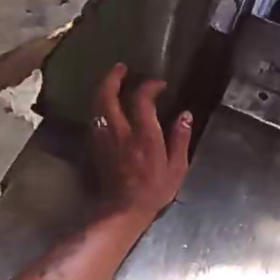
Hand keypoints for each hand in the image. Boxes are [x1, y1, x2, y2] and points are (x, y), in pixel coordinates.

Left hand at [91, 63, 192, 222]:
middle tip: (121, 68)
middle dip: (113, 77)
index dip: (149, 86)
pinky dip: (100, 107)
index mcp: (144, 135)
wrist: (122, 211)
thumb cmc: (154, 191)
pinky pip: (95, 118)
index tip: (159, 85)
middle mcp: (120, 131)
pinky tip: (107, 107)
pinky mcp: (94, 146)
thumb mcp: (177, 167)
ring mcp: (103, 138)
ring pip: (97, 105)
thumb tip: (185, 115)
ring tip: (112, 83)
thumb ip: (180, 139)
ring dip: (103, 90)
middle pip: (108, 95)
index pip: (142, 99)